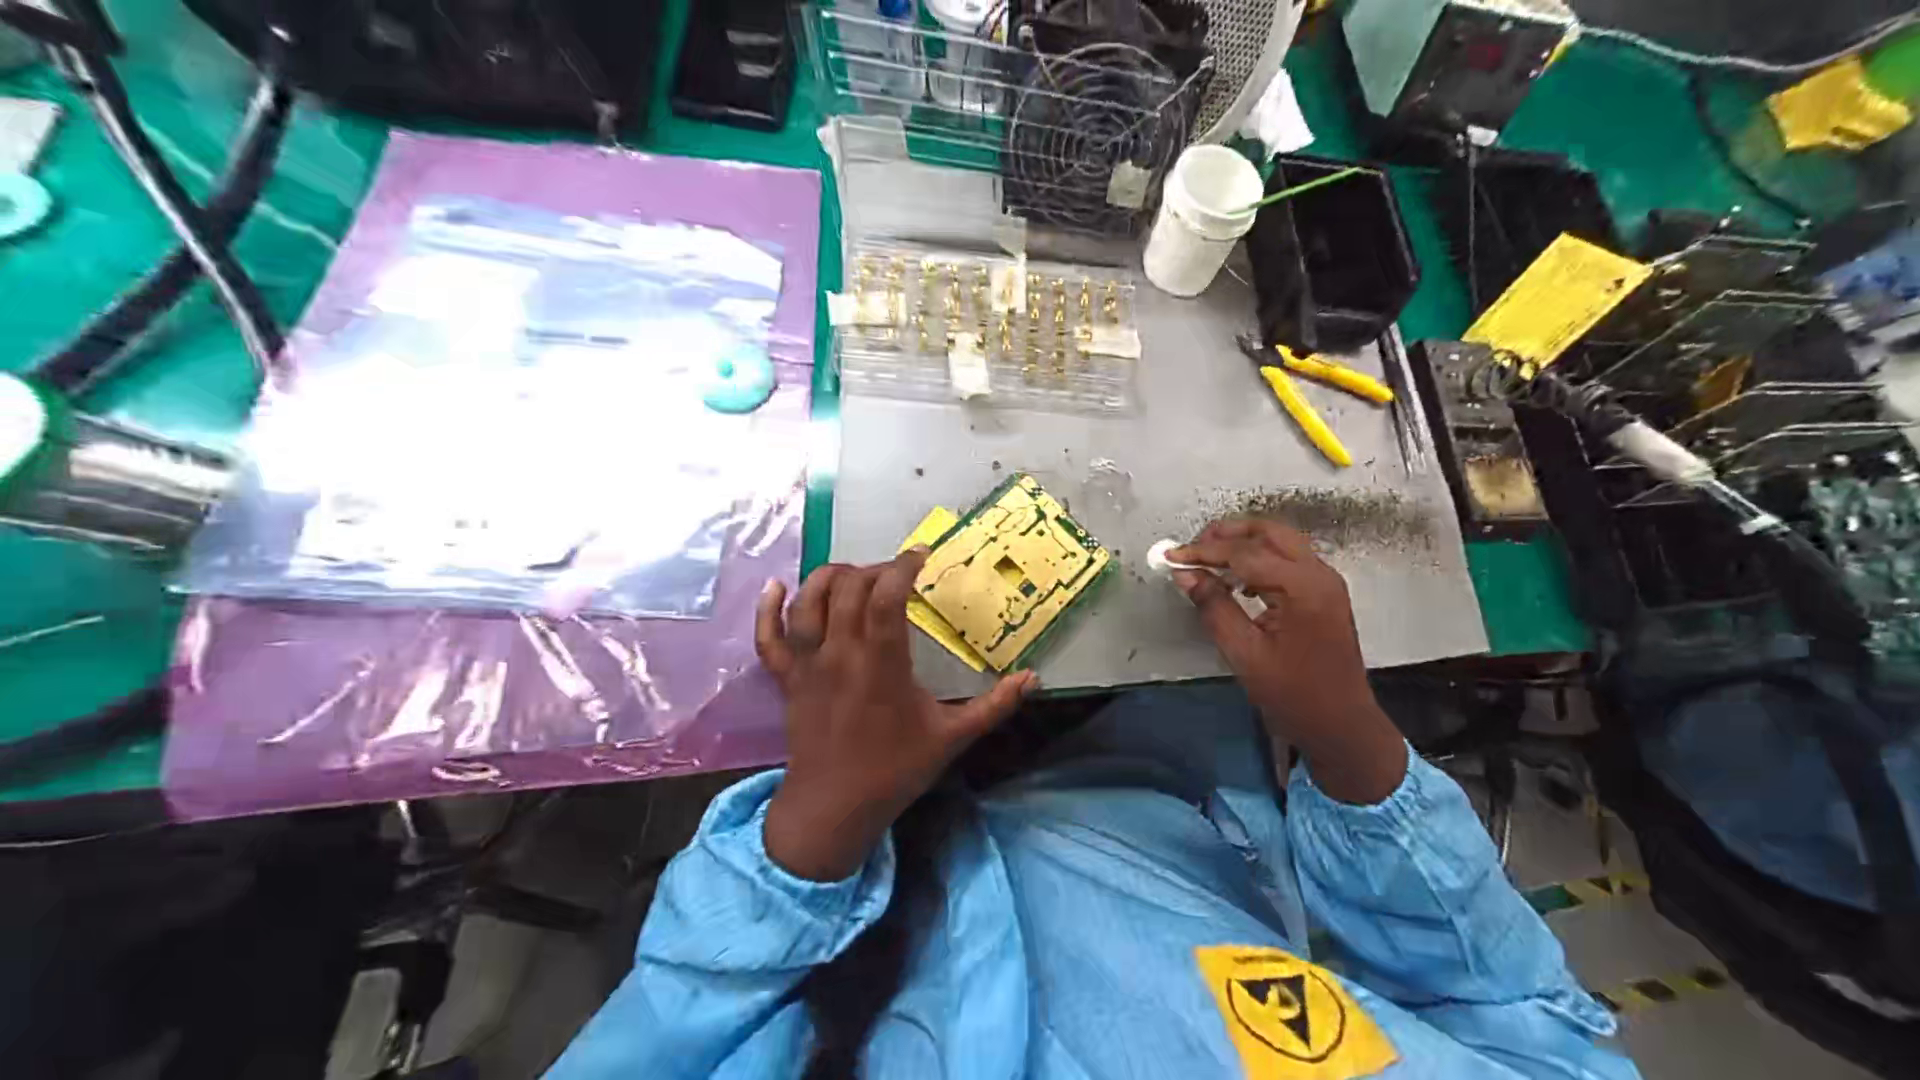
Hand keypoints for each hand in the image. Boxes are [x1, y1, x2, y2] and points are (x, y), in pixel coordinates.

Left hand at [754, 549, 1038, 879]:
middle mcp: (840, 654)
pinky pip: (768, 638)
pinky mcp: (787, 679)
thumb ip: (995, 706)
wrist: (833, 808)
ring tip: (852, 574)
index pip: (887, 596)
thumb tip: (1034, 678)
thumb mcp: (952, 738)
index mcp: (881, 664)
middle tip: (895, 575)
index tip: (919, 555)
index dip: (902, 566)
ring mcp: (808, 664)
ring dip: (828, 577)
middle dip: (873, 569)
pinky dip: (767, 610)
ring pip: (808, 602)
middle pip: (848, 589)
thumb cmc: (894, 770)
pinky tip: (775, 586)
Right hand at [1170, 519, 1405, 803]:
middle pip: (1269, 532)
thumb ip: (1213, 606)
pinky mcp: (1324, 593)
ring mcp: (1326, 582)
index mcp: (1302, 588)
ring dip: (1243, 543)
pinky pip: (1288, 559)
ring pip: (1281, 541)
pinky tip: (1236, 579)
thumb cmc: (1291, 694)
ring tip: (1207, 561)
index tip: (1170, 556)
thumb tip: (1184, 573)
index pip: (1245, 553)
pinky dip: (1259, 558)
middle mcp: (1319, 574)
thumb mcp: (1243, 653)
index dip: (1203, 552)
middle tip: (1191, 549)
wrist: (1340, 725)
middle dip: (1227, 534)